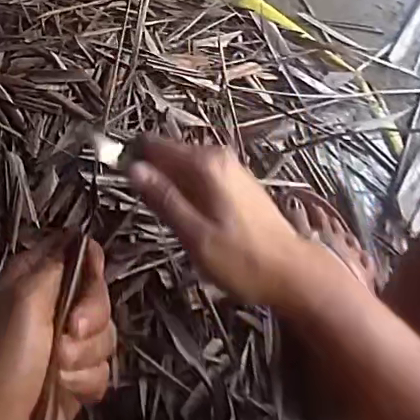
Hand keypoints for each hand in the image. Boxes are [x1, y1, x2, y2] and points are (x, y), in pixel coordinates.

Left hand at [0, 235, 115, 419]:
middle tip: (68, 331)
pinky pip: (103, 369)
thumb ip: (56, 264)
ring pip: (104, 333)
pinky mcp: (76, 374)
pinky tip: (65, 386)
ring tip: (58, 366)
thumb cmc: (3, 361)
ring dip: (85, 355)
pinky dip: (86, 380)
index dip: (90, 262)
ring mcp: (66, 340)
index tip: (90, 278)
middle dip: (90, 316)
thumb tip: (78, 235)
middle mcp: (53, 303)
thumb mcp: (26, 298)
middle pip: (97, 292)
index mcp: (36, 275)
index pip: (77, 250)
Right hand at [126, 137, 332, 306]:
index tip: (123, 183)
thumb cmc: (243, 260)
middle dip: (154, 176)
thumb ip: (163, 199)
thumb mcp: (196, 236)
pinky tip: (196, 220)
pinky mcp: (237, 179)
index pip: (154, 144)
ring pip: (184, 165)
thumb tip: (133, 169)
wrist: (296, 275)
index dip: (134, 159)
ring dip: (172, 186)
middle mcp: (216, 155)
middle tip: (157, 216)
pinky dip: (189, 190)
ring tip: (177, 222)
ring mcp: (229, 165)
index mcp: (204, 163)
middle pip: (169, 153)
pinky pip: (200, 174)